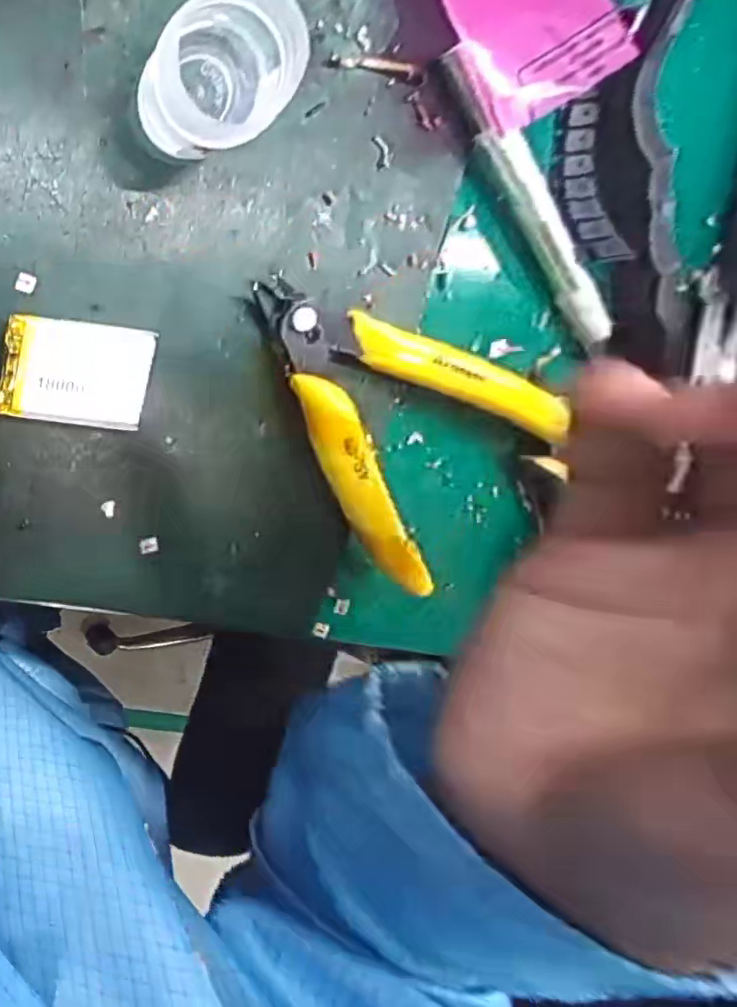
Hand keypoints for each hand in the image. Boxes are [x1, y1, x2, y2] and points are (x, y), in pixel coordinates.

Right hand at [436, 360, 736, 971]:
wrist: (530, 833)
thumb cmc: (692, 850)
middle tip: (730, 418)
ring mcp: (691, 563)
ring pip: (731, 456)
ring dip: (713, 413)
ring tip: (663, 404)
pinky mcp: (587, 557)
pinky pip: (608, 477)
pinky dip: (610, 429)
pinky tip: (601, 396)